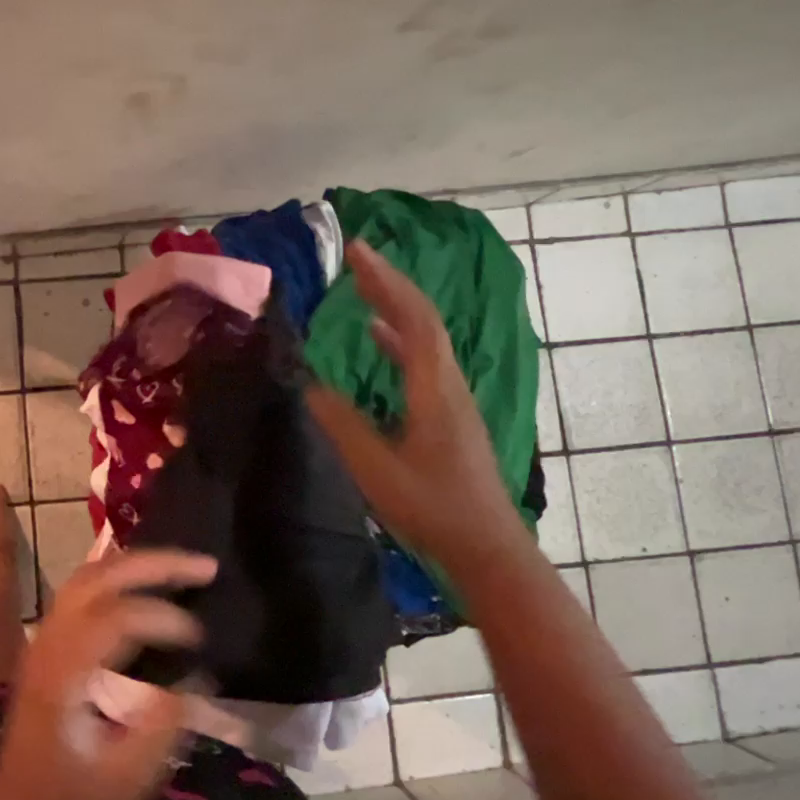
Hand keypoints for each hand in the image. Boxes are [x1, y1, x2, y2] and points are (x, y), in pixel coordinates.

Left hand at [0, 549, 217, 799]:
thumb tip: (199, 678)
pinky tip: (142, 581)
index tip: (199, 638)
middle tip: (206, 566)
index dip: (164, 618)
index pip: (118, 617)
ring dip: (135, 564)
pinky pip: (80, 588)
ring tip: (180, 565)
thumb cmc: (73, 798)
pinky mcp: (47, 643)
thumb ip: (163, 725)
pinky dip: (115, 574)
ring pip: (87, 575)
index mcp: (66, 670)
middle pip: (101, 577)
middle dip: (156, 564)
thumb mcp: (126, 779)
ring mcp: (44, 637)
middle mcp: (51, 640)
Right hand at [306, 240, 526, 565]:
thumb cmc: (433, 509)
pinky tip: (378, 340)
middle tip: (356, 257)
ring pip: (424, 337)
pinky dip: (398, 338)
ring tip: (363, 288)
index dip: (385, 281)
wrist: (487, 548)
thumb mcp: (377, 470)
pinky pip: (422, 360)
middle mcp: (448, 383)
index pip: (412, 318)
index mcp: (434, 388)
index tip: (356, 251)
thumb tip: (311, 385)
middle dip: (389, 284)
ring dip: (394, 307)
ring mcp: (452, 399)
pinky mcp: (448, 415)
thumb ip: (343, 425)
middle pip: (422, 319)